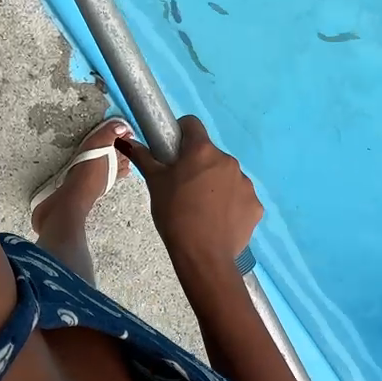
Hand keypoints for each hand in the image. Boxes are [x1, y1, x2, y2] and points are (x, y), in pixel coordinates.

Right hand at [117, 115, 262, 265]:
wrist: (203, 256)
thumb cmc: (174, 213)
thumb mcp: (154, 182)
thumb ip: (142, 157)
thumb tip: (125, 141)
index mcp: (202, 150)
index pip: (192, 124)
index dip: (181, 133)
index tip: (173, 151)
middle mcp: (227, 160)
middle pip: (209, 153)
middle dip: (198, 163)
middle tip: (182, 185)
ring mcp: (245, 184)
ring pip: (226, 175)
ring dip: (215, 183)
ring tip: (201, 206)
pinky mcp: (255, 206)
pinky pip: (240, 196)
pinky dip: (230, 203)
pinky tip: (218, 219)